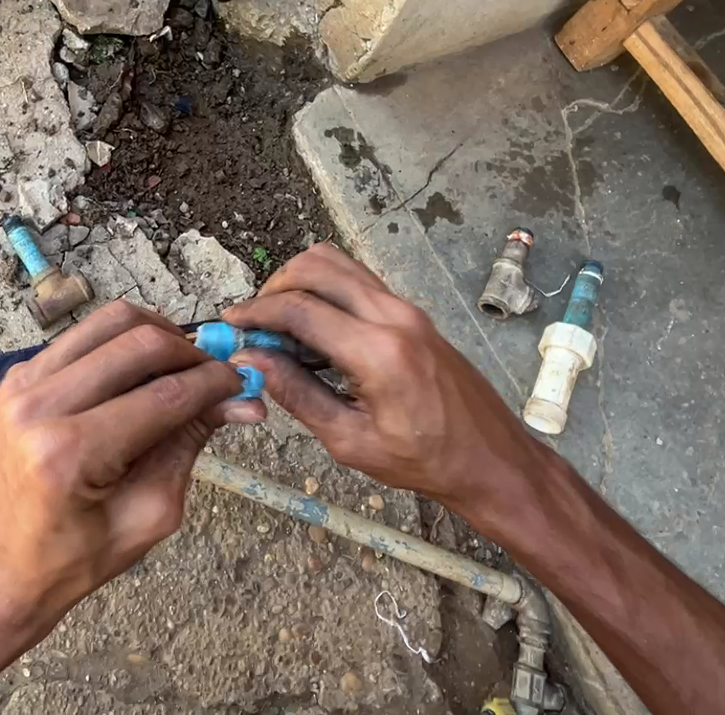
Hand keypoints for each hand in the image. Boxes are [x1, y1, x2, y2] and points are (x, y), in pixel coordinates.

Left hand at [0, 301, 263, 619]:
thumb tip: (244, 401)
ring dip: (157, 334)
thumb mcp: (149, 513)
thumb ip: (191, 444)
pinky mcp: (19, 374)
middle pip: (137, 341)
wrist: (2, 567)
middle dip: (190, 351)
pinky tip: (141, 370)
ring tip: (182, 364)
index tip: (243, 382)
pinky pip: (83, 335)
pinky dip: (121, 342)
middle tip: (216, 373)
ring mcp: (23, 383)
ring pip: (109, 321)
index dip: (214, 383)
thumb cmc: (77, 557)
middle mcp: (40, 405)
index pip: (163, 395)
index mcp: (70, 453)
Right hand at [222, 243, 546, 523]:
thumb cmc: (425, 461)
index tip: (230, 324)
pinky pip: (355, 278)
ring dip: (299, 281)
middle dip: (274, 287)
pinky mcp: (410, 310)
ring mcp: (405, 307)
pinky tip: (314, 328)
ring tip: (281, 323)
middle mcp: (393, 314)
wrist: (494, 459)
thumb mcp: (350, 441)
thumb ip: (296, 393)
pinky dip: (324, 288)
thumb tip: (250, 359)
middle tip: (256, 323)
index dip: (256, 311)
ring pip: (336, 262)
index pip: (300, 308)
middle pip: (316, 265)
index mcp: (379, 352)